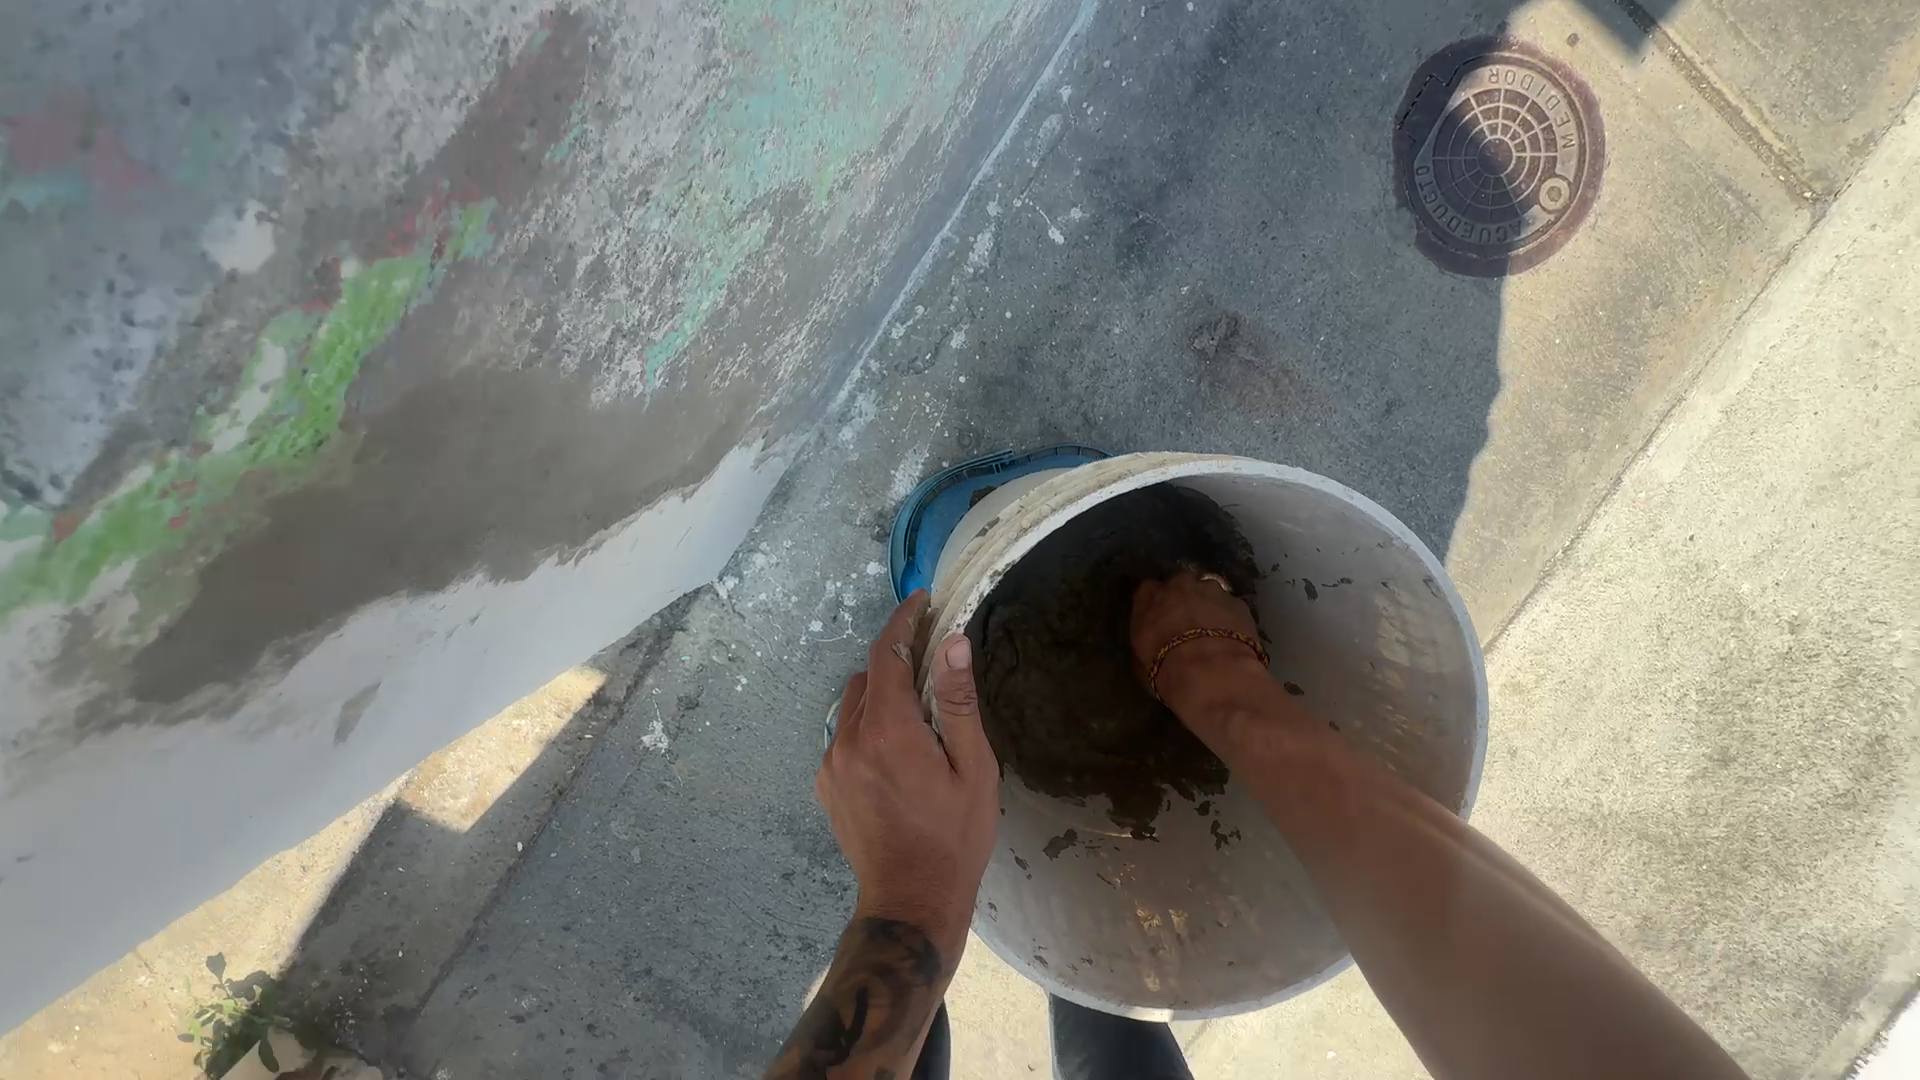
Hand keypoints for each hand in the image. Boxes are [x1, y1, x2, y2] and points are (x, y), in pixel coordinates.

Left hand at [816, 591, 999, 955]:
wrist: (910, 902)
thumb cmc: (954, 836)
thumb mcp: (973, 768)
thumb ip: (957, 701)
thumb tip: (953, 641)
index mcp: (888, 729)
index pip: (886, 652)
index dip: (903, 620)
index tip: (922, 600)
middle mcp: (848, 738)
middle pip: (868, 676)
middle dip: (897, 660)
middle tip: (933, 667)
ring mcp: (831, 763)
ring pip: (853, 704)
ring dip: (882, 695)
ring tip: (918, 716)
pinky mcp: (825, 784)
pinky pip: (844, 734)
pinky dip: (868, 724)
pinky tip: (896, 752)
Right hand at [1130, 572, 1267, 713]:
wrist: (1209, 669)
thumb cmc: (1164, 660)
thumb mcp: (1139, 648)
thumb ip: (1142, 628)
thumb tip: (1147, 623)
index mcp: (1152, 593)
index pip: (1148, 589)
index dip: (1154, 602)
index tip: (1156, 616)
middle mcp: (1182, 584)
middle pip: (1182, 585)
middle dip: (1184, 599)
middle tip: (1185, 623)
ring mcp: (1213, 591)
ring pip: (1209, 594)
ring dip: (1209, 607)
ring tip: (1211, 633)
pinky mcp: (1239, 604)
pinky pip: (1230, 608)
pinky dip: (1229, 619)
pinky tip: (1229, 640)